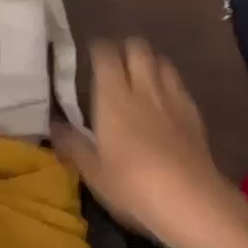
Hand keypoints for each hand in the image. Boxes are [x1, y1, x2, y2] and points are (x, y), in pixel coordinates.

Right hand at [53, 39, 247, 247]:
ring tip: (144, 77)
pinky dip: (170, 83)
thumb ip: (73, 145)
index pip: (105, 55)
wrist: (190, 199)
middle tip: (118, 64)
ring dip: (151, 62)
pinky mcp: (193, 111)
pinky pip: (179, 84)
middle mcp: (143, 87)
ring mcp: (172, 96)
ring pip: (161, 60)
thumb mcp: (95, 173)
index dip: (99, 49)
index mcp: (114, 96)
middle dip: (127, 49)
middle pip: (138, 47)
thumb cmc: (133, 185)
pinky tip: (167, 101)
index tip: (93, 55)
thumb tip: (54, 126)